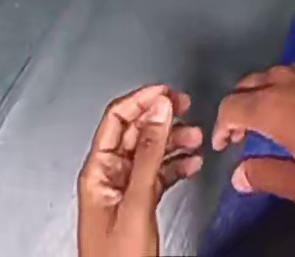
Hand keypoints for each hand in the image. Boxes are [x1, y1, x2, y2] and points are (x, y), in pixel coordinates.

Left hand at [78, 86, 204, 256]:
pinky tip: (192, 163)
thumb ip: (150, 152)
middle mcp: (109, 175)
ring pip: (151, 149)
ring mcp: (124, 188)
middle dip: (163, 118)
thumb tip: (160, 107)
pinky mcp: (139, 202)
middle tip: (185, 107)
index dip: (141, 99)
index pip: (117, 118)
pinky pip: (159, 171)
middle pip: (136, 131)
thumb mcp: (137, 201)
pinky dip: (177, 164)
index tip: (166, 91)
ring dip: (174, 140)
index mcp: (98, 170)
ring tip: (196, 138)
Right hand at [212, 63, 294, 212]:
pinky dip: (281, 85)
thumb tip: (239, 174)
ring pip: (270, 74)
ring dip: (259, 93)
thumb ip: (266, 177)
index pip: (231, 106)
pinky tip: (293, 103)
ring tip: (264, 118)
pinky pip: (292, 71)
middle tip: (238, 133)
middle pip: (247, 84)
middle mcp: (284, 81)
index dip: (220, 125)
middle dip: (237, 106)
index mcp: (272, 108)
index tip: (222, 145)